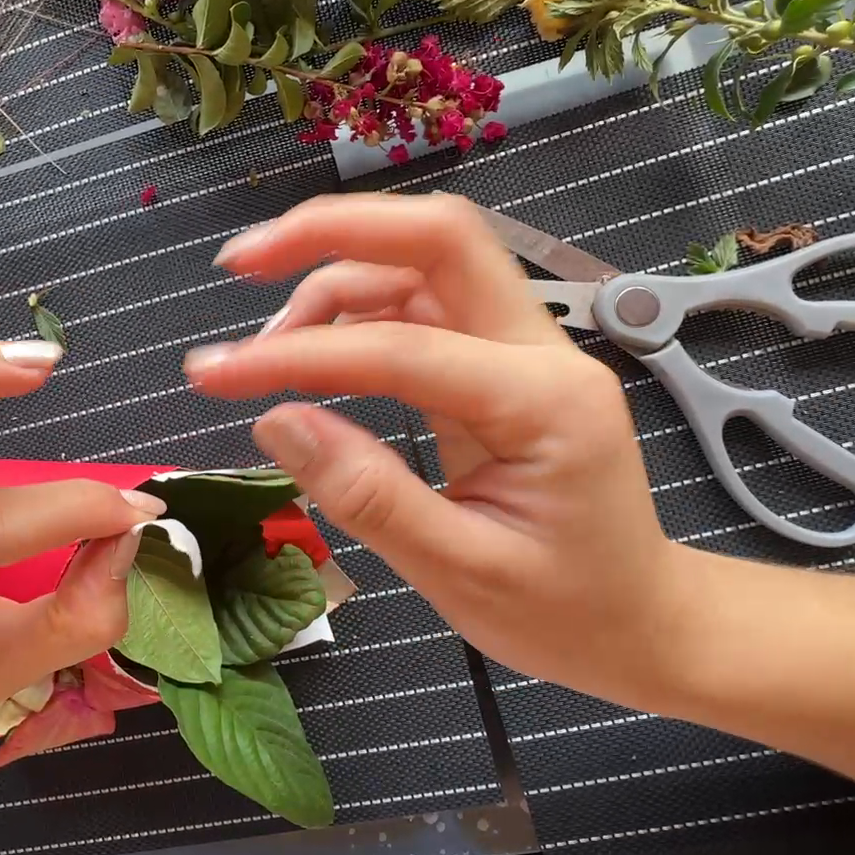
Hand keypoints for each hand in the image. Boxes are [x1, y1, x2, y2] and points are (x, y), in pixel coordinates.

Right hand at [183, 194, 688, 707]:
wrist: (640, 621)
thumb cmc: (564, 611)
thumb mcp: (461, 574)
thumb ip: (368, 495)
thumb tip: (276, 422)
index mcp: (545, 404)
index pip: (403, 349)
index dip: (300, 356)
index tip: (214, 376)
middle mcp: (539, 349)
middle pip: (438, 239)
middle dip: (331, 232)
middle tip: (241, 262)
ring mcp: (519, 347)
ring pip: (418, 265)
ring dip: (331, 276)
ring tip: (262, 343)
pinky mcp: (491, 362)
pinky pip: (416, 307)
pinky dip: (350, 312)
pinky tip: (307, 350)